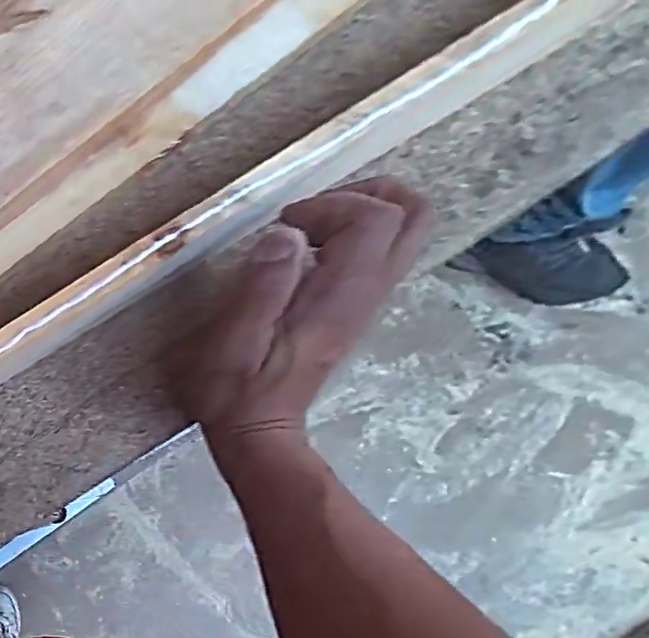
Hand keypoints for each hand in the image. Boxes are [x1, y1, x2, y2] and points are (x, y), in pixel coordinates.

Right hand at [176, 178, 432, 448]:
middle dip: (370, 194)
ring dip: (363, 214)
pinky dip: (354, 239)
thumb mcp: (236, 342)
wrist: (257, 432)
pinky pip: (379, 258)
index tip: (282, 222)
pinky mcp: (351, 315)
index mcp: (338, 296)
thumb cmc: (237, 391)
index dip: (331, 204)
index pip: (372, 219)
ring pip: (402, 234)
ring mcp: (363, 305)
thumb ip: (262, 286)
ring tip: (310, 226)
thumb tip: (283, 235)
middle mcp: (365, 294)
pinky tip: (308, 254)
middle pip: (412, 217)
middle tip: (316, 207)